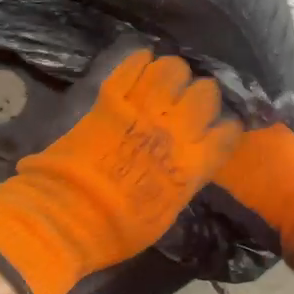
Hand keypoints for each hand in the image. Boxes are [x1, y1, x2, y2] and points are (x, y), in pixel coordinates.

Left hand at [0, 39, 241, 293]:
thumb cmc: (115, 232)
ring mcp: (141, 111)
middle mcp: (173, 133)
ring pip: (171, 69)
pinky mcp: (109, 100)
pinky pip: (131, 67)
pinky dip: (138, 61)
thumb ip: (181, 182)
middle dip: (201, 93)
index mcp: (191, 167)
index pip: (226, 132)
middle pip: (205, 92)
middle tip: (188, 100)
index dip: (225, 126)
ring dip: (171, 72)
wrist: (66, 219)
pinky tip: (140, 62)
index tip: (217, 128)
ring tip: (163, 80)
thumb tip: (184, 166)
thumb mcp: (164, 215)